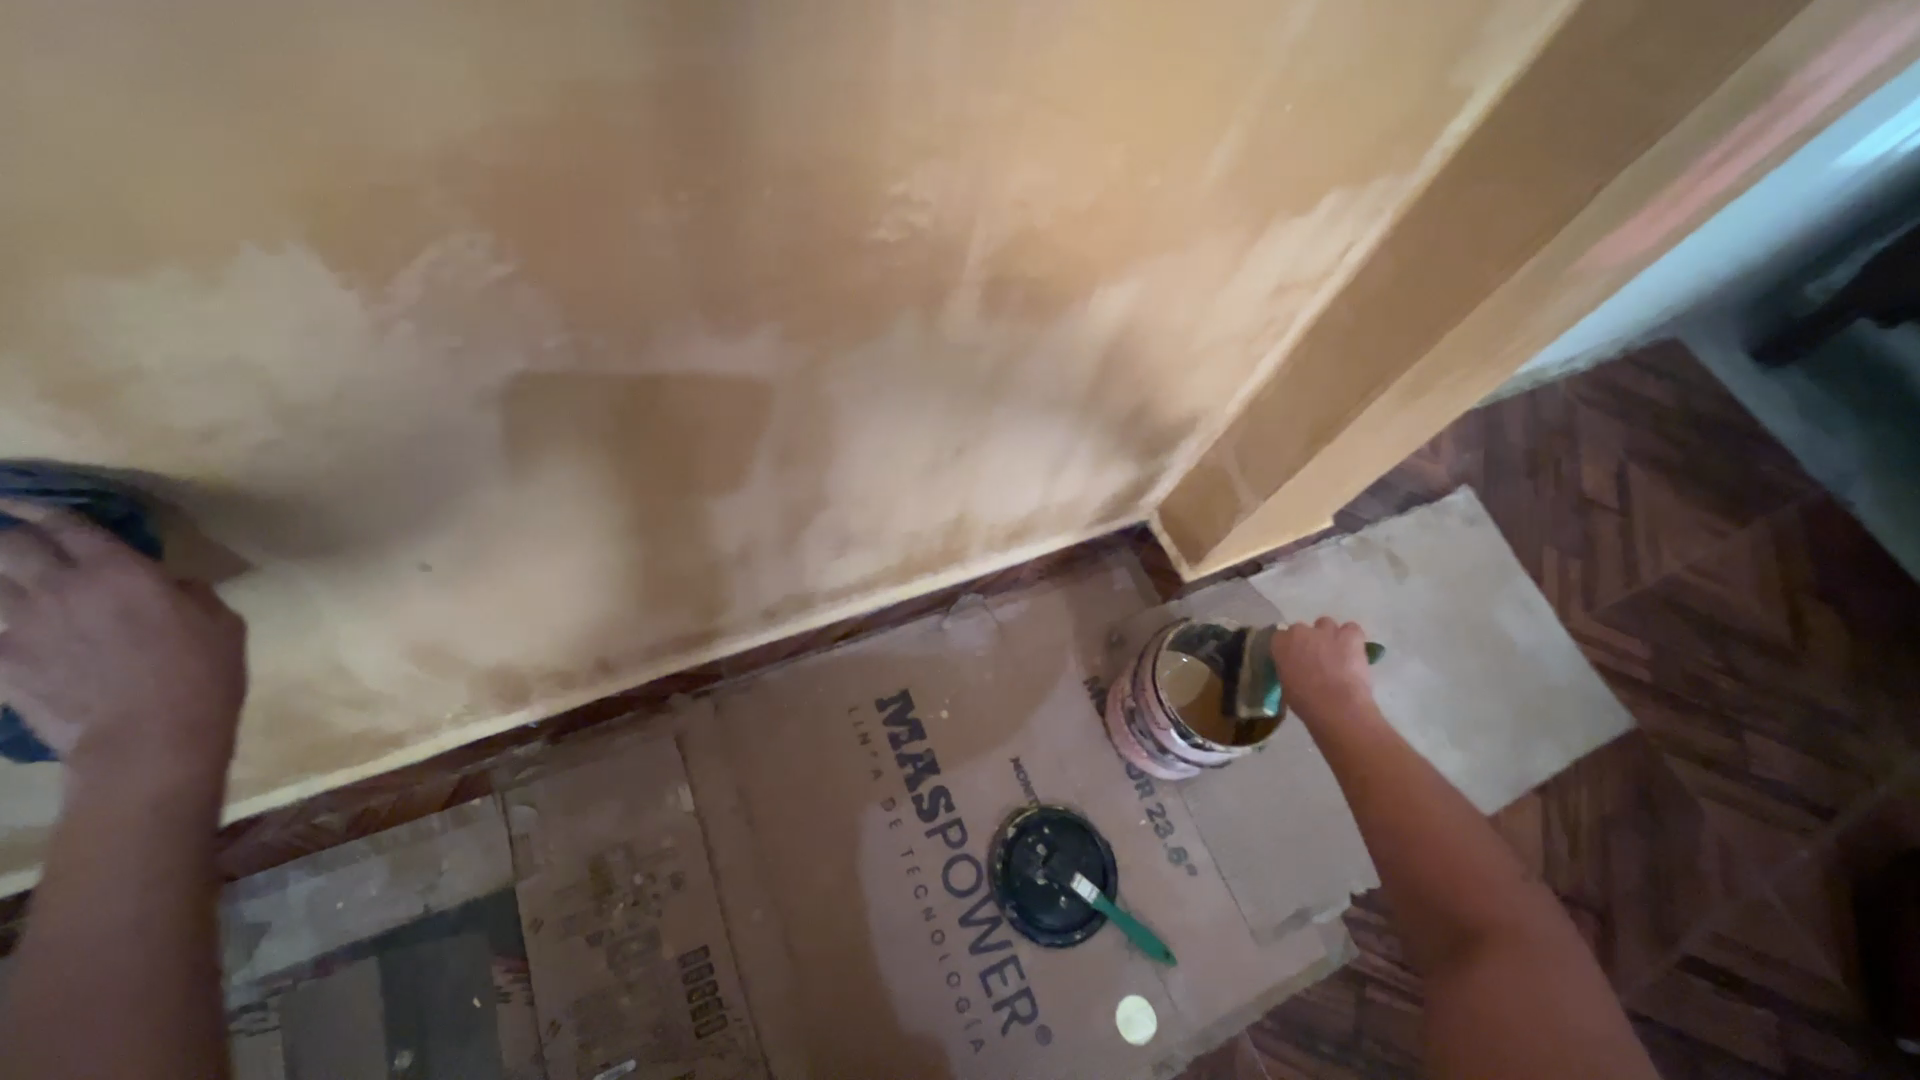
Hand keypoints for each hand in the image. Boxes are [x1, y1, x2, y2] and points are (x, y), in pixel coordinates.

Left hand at [0, 501, 245, 790]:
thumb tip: (170, 586)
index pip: (67, 523)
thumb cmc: (203, 675)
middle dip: (12, 537)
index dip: (45, 509)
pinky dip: (3, 634)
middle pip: (9, 544)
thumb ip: (189, 594)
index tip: (29, 504)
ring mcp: (21, 625)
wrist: (149, 738)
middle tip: (21, 544)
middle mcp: (61, 586)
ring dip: (4, 580)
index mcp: (121, 570)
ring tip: (15, 585)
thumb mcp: (222, 624)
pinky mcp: (1, 662)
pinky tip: (20, 643)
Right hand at [1270, 617, 1375, 726]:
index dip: (1288, 648)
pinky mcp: (1350, 636)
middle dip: (1307, 641)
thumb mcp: (1286, 685)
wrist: (1337, 706)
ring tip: (1335, 653)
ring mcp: (1326, 631)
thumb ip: (1288, 668)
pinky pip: (1351, 629)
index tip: (1293, 660)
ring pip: (1325, 624)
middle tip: (1314, 659)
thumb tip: (1295, 668)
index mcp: (1280, 644)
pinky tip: (1352, 650)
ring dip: (1328, 635)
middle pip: (1302, 629)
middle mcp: (1301, 631)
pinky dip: (1351, 637)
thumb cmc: (1306, 702)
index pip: (1280, 637)